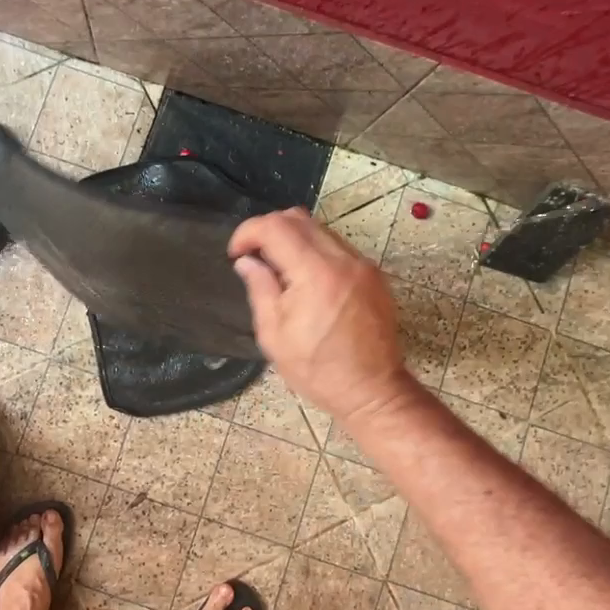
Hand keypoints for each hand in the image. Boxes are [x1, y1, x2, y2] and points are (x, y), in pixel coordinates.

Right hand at [228, 208, 411, 422]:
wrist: (373, 391)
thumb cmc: (318, 370)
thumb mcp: (274, 335)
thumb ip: (260, 288)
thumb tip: (247, 261)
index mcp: (315, 273)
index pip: (276, 226)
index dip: (248, 232)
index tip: (236, 253)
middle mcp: (343, 260)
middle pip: (298, 218)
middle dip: (268, 230)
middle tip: (254, 257)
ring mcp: (362, 265)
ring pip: (319, 229)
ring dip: (293, 239)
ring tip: (279, 270)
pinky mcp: (373, 275)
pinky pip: (337, 247)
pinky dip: (315, 251)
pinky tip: (306, 280)